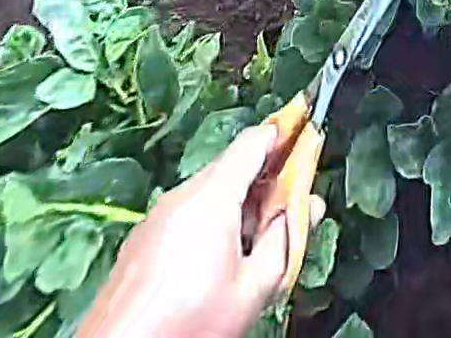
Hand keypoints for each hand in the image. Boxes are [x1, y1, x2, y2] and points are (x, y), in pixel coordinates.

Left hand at [77, 122, 324, 337]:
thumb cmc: (183, 329)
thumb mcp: (253, 288)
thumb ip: (287, 238)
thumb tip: (308, 207)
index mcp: (210, 197)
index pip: (255, 140)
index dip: (287, 132)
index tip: (309, 134)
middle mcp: (180, 197)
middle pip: (235, 165)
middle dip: (268, 178)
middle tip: (292, 204)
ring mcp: (156, 219)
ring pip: (212, 190)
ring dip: (242, 201)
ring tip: (259, 241)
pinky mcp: (141, 242)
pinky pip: (189, 212)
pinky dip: (214, 219)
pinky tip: (223, 259)